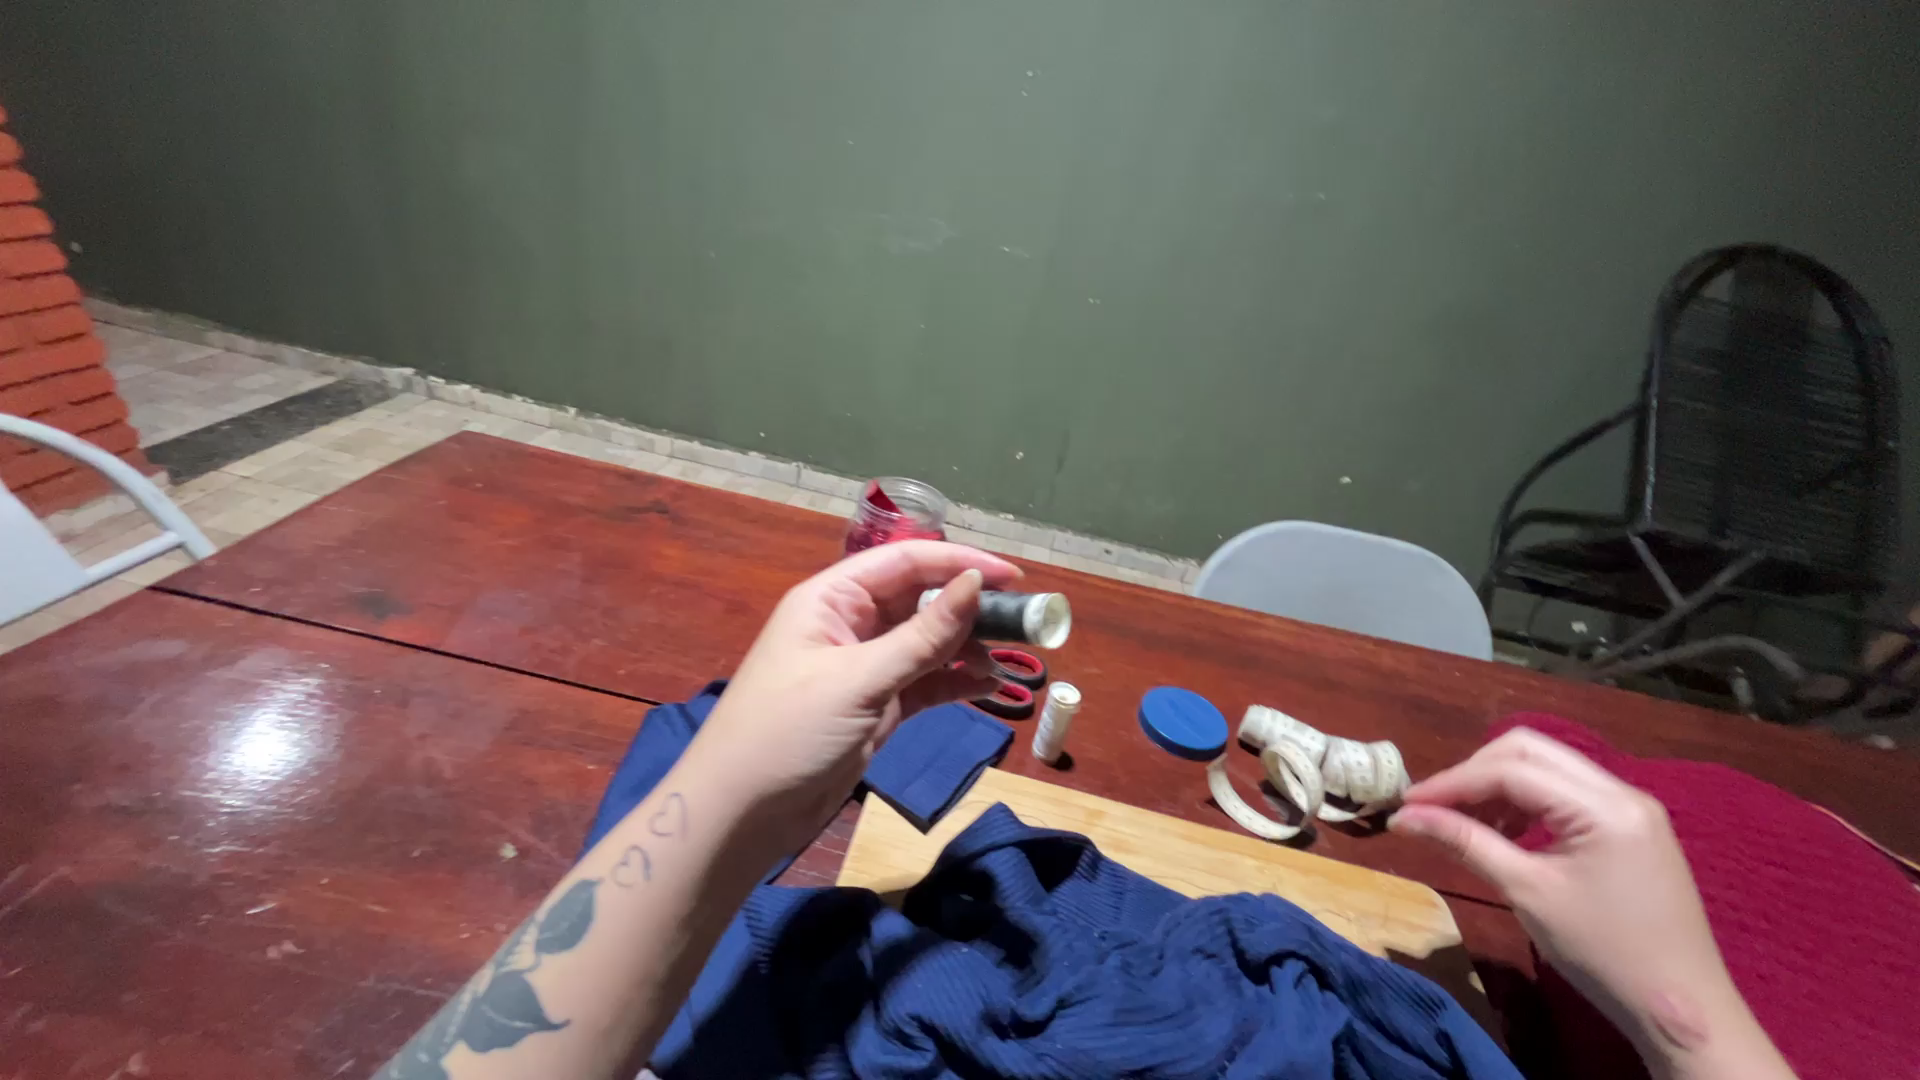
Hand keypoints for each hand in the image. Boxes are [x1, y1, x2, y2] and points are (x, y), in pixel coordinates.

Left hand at [686, 541, 1021, 847]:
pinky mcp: (876, 705)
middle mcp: (851, 623)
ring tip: (1005, 663)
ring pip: (927, 642)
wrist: (741, 816)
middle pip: (921, 599)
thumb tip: (976, 584)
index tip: (1013, 578)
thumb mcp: (859, 680)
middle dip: (969, 608)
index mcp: (833, 598)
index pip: (906, 562)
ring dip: (966, 648)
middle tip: (1022, 623)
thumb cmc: (788, 733)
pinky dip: (954, 682)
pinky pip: (924, 682)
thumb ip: (922, 636)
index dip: (960, 563)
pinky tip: (987, 687)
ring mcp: (865, 666)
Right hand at [1389, 729, 1793, 1079]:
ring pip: (1543, 765)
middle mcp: (1622, 792)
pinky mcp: (1628, 825)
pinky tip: (1503, 829)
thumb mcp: (1526, 891)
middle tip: (1434, 805)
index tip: (1407, 805)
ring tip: (1463, 819)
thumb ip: (1463, 842)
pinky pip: (1562, 789)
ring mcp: (1630, 807)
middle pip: (1526, 750)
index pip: (1509, 771)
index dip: (1451, 783)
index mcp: (1604, 807)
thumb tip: (1400, 818)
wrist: (1684, 1012)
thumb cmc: (1603, 951)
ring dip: (1495, 783)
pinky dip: (1522, 799)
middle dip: (1472, 772)